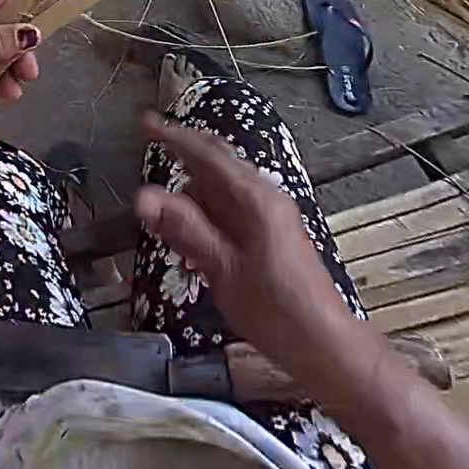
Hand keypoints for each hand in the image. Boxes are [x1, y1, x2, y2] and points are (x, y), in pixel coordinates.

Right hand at [133, 114, 366, 381]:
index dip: (172, 136)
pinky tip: (196, 244)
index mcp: (253, 198)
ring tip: (171, 229)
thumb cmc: (276, 311)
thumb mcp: (223, 270)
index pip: (205, 154)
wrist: (326, 345)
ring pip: (221, 184)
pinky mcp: (271, 227)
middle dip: (182, 156)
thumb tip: (143, 196)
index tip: (146, 123)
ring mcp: (269, 209)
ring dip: (192, 194)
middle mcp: (263, 193)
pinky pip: (231, 204)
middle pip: (216, 161)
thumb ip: (185, 229)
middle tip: (151, 156)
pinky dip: (208, 212)